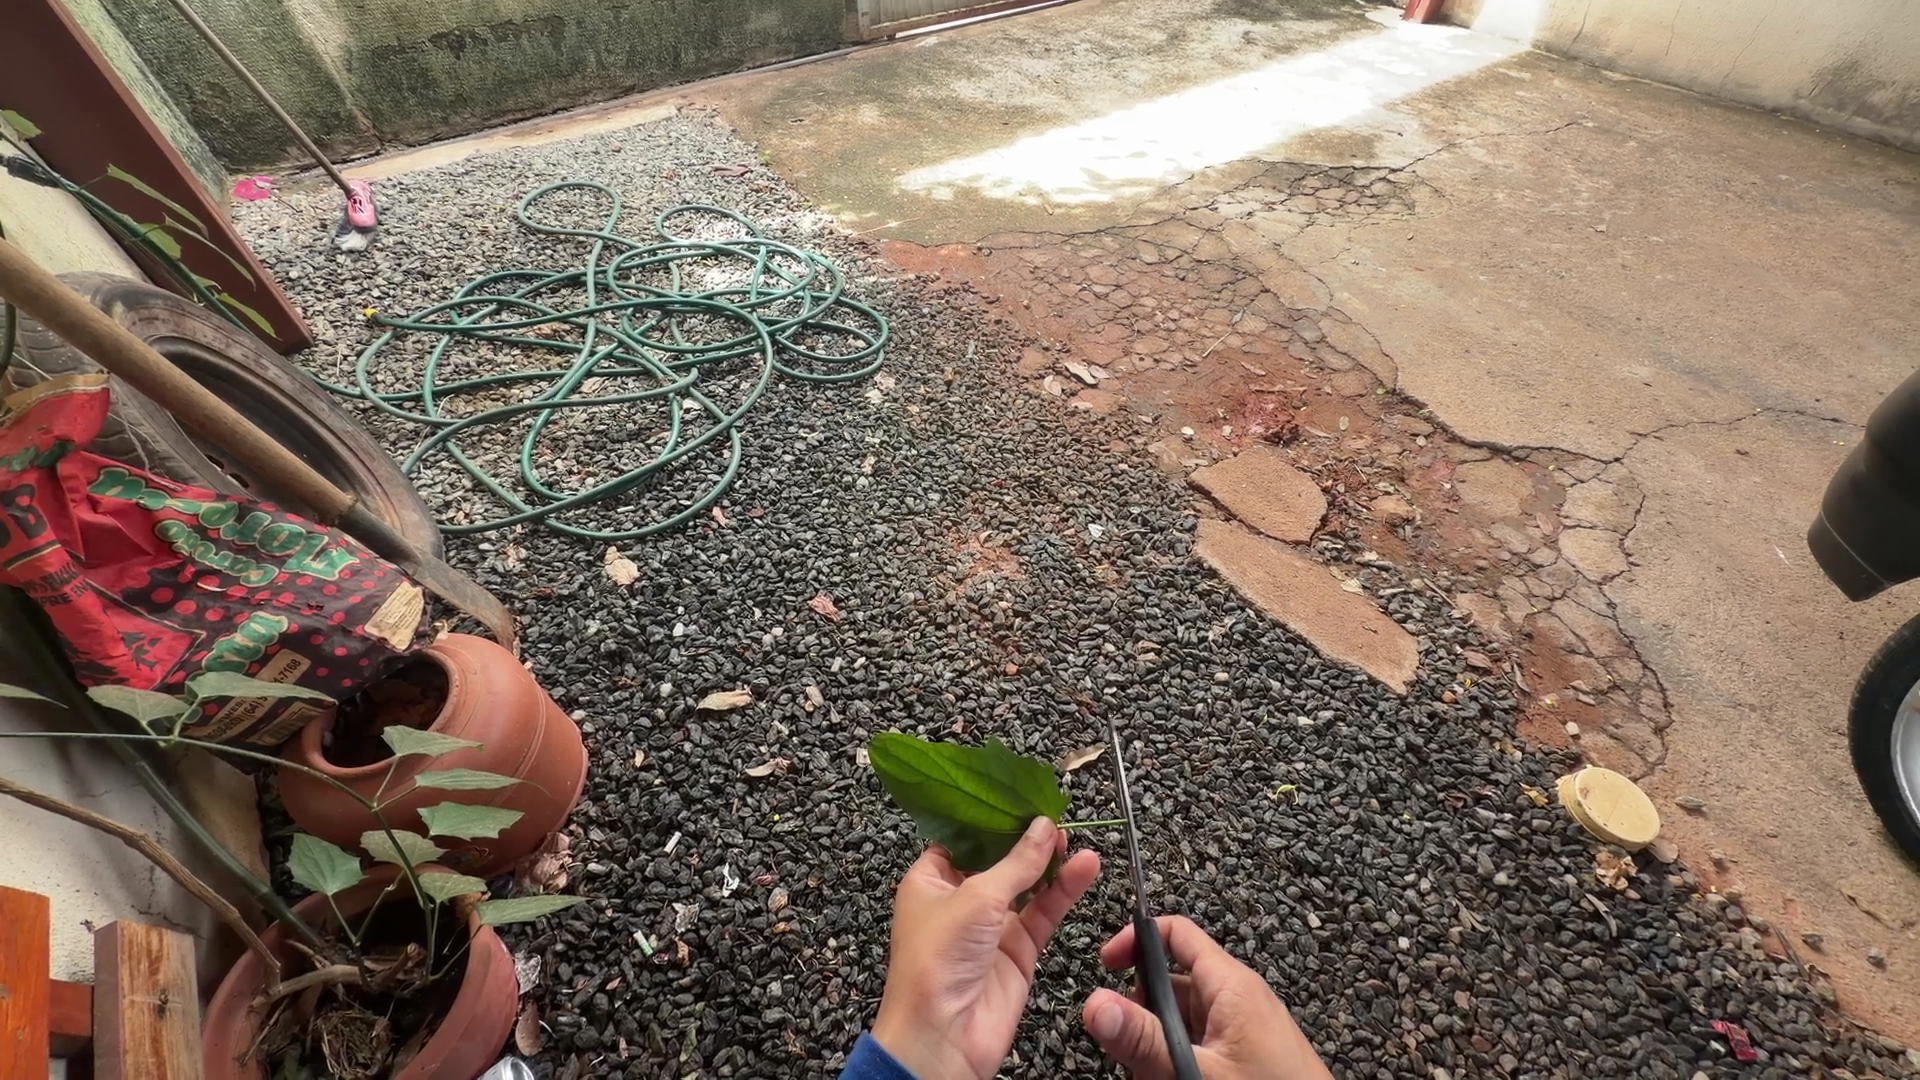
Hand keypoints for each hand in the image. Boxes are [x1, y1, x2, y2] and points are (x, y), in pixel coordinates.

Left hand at [871, 817, 1100, 1079]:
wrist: (943, 1040)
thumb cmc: (936, 962)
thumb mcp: (976, 897)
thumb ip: (1017, 862)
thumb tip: (1044, 826)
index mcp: (930, 879)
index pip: (963, 837)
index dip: (990, 818)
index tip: (1018, 797)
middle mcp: (960, 899)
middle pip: (998, 858)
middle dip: (1025, 837)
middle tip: (1052, 812)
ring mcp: (990, 925)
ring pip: (1026, 884)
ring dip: (1050, 862)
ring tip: (1072, 836)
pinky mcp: (1017, 950)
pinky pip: (1043, 912)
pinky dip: (1064, 890)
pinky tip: (1084, 867)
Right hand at [1082, 915, 1331, 1079]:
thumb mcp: (1199, 1073)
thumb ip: (1145, 1041)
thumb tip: (1094, 1004)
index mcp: (1231, 983)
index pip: (1174, 931)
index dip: (1135, 940)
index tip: (1105, 966)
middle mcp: (1238, 998)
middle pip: (1172, 981)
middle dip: (1145, 1014)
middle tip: (1133, 1053)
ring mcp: (1245, 1031)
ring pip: (1184, 1021)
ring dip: (1162, 1047)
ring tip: (1158, 1077)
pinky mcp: (1250, 1059)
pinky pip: (1203, 1047)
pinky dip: (1183, 1063)